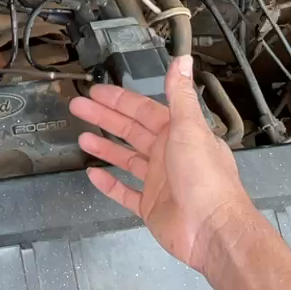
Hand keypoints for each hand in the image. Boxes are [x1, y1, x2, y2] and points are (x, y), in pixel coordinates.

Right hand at [70, 54, 259, 270]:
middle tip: (78, 107)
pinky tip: (93, 175)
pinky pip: (125, 192)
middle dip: (104, 118)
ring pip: (126, 159)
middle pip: (130, 131)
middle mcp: (168, 155)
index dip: (119, 100)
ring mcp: (158, 182)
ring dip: (105, 148)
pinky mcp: (150, 206)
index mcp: (178, 134)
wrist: (212, 230)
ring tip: (82, 139)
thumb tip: (183, 60)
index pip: (142, 110)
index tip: (96, 92)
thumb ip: (180, 95)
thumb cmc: (205, 178)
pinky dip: (109, 184)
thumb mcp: (191, 129)